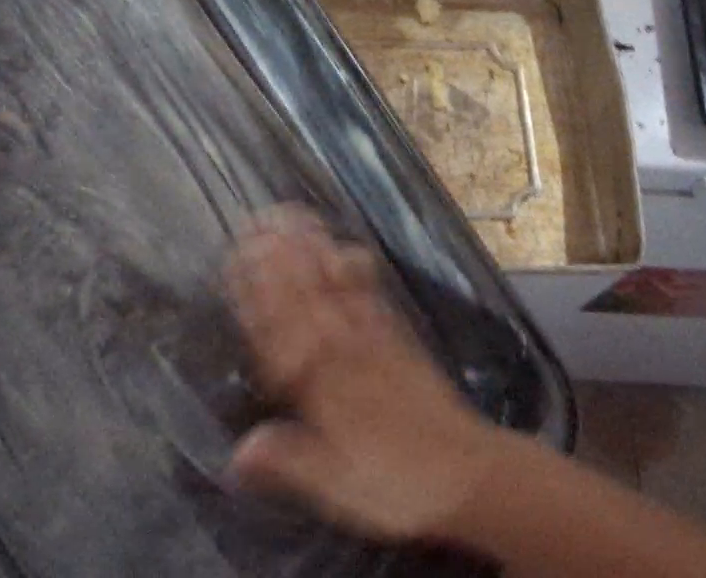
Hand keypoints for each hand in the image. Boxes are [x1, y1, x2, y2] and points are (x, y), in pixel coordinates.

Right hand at [223, 218, 507, 541]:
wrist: (470, 475)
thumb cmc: (397, 486)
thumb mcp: (337, 485)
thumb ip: (288, 462)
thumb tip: (235, 453)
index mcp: (323, 387)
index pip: (280, 333)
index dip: (255, 297)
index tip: (234, 261)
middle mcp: (345, 355)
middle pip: (306, 300)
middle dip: (280, 260)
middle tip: (259, 222)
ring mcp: (375, 342)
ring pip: (336, 291)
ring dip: (314, 254)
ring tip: (295, 219)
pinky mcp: (400, 341)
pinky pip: (372, 299)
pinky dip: (357, 271)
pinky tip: (350, 250)